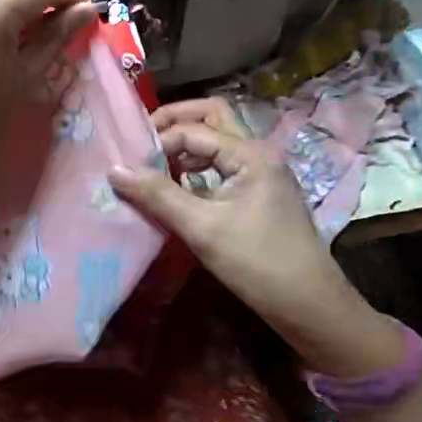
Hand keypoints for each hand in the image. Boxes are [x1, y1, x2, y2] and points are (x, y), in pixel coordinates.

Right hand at [108, 98, 400, 374]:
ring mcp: (261, 172)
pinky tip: (177, 188)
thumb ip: (158, 196)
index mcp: (250, 154)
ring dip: (185, 147)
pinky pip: (222, 166)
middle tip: (140, 143)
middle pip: (212, 119)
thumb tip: (114, 170)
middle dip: (174, 124)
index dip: (158, 142)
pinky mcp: (258, 193)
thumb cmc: (256, 263)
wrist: (306, 303)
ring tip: (153, 167)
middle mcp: (258, 153)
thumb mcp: (202, 228)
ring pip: (217, 143)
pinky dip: (197, 168)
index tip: (126, 162)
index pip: (193, 130)